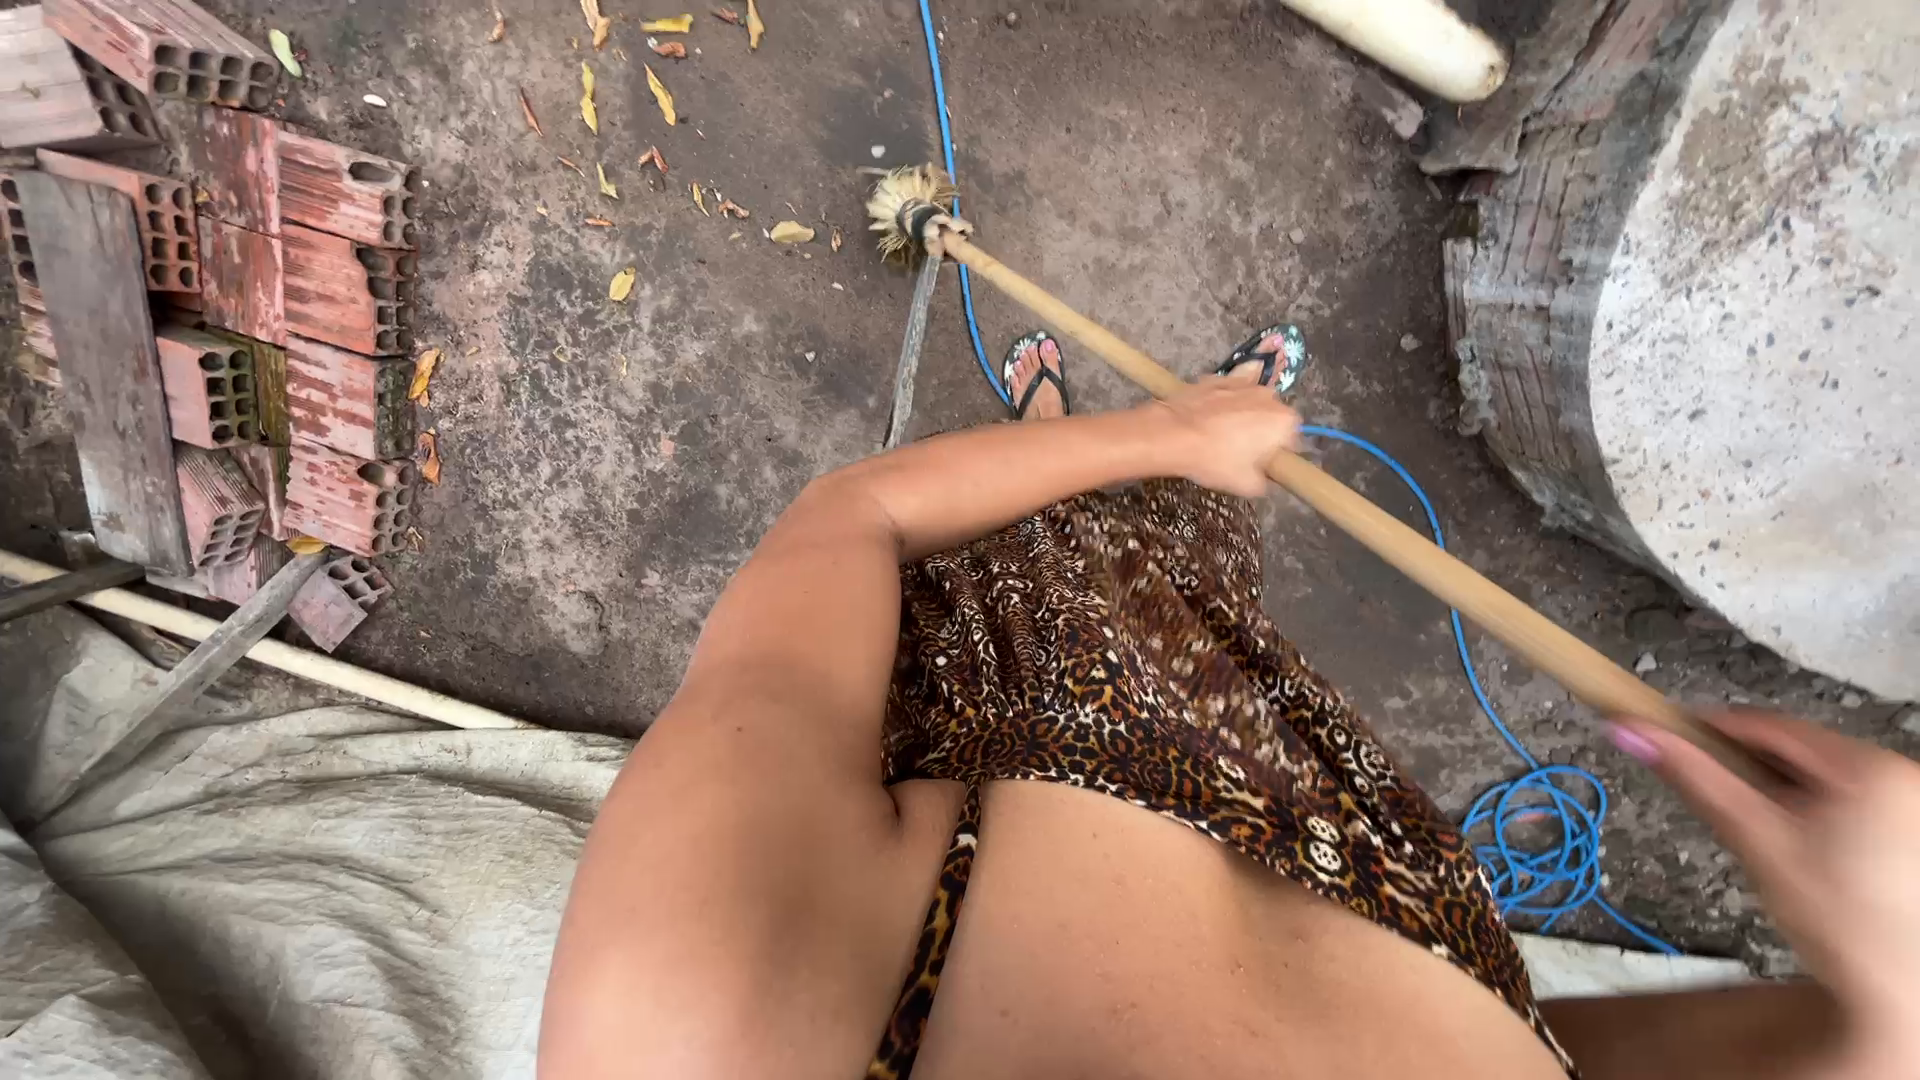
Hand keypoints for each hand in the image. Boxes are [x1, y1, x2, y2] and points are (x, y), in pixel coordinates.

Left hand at [1144, 371, 1301, 497]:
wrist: (1172, 434)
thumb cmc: (1214, 460)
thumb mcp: (1247, 485)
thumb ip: (1266, 482)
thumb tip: (1264, 478)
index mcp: (1285, 422)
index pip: (1292, 442)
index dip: (1277, 455)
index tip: (1261, 465)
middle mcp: (1270, 396)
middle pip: (1272, 418)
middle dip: (1261, 432)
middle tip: (1239, 452)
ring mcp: (1243, 383)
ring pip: (1250, 402)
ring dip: (1242, 415)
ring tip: (1219, 435)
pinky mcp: (1217, 378)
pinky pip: (1227, 392)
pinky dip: (1222, 402)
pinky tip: (1207, 417)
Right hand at [1611, 711, 1919, 1063]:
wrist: (1901, 993)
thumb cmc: (1840, 918)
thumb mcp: (1749, 834)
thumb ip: (1688, 773)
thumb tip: (1628, 730)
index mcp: (1868, 768)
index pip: (1761, 723)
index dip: (1704, 729)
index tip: (1662, 739)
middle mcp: (1900, 776)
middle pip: (1786, 749)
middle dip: (1741, 769)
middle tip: (1713, 800)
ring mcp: (1909, 804)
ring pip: (1807, 773)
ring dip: (1768, 789)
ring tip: (1756, 830)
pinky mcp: (1907, 828)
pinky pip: (1835, 795)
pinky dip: (1799, 807)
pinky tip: (1793, 843)